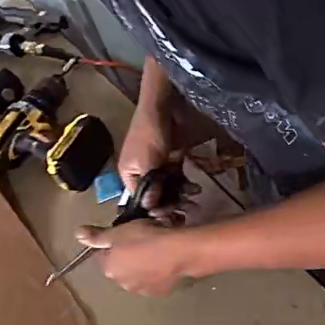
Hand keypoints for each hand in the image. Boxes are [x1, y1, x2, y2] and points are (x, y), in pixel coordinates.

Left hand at [75, 220, 191, 296]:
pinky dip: (156, 274)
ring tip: (154, 252)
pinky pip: (153, 281)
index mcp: (109, 269)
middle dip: (126, 257)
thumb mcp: (118, 232)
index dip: (111, 243)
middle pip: (119, 267)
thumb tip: (77, 234)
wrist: (179, 252)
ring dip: (141, 266)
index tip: (123, 234)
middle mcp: (122, 284)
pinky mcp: (160, 293)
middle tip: (140, 241)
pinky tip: (164, 262)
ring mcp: (142, 291)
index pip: (102, 256)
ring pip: (136, 275)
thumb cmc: (146, 238)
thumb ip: (97, 236)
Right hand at [118, 82, 185, 224]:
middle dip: (171, 205)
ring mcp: (158, 167)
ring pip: (169, 188)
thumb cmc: (148, 133)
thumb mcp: (147, 162)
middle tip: (186, 213)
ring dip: (181, 196)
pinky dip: (185, 184)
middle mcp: (142, 174)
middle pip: (156, 196)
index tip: (170, 218)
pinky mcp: (172, 160)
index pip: (141, 200)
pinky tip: (195, 189)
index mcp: (129, 176)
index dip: (155, 210)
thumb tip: (150, 209)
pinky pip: (178, 178)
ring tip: (194, 204)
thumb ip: (150, 186)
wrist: (164, 106)